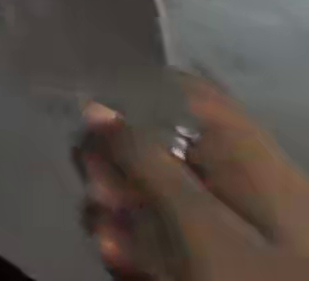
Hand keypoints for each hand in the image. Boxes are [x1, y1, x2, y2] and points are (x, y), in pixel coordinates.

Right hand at [77, 75, 308, 279]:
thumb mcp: (200, 228)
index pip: (194, 94)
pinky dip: (134, 240)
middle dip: (111, 163)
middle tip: (103, 194)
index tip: (87, 95)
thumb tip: (96, 106)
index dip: (138, 84)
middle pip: (156, 142)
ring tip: (113, 242)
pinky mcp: (222, 257)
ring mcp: (238, 227)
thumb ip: (144, 160)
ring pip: (148, 188)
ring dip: (115, 208)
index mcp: (258, 167)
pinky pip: (162, 228)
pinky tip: (125, 261)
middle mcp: (249, 187)